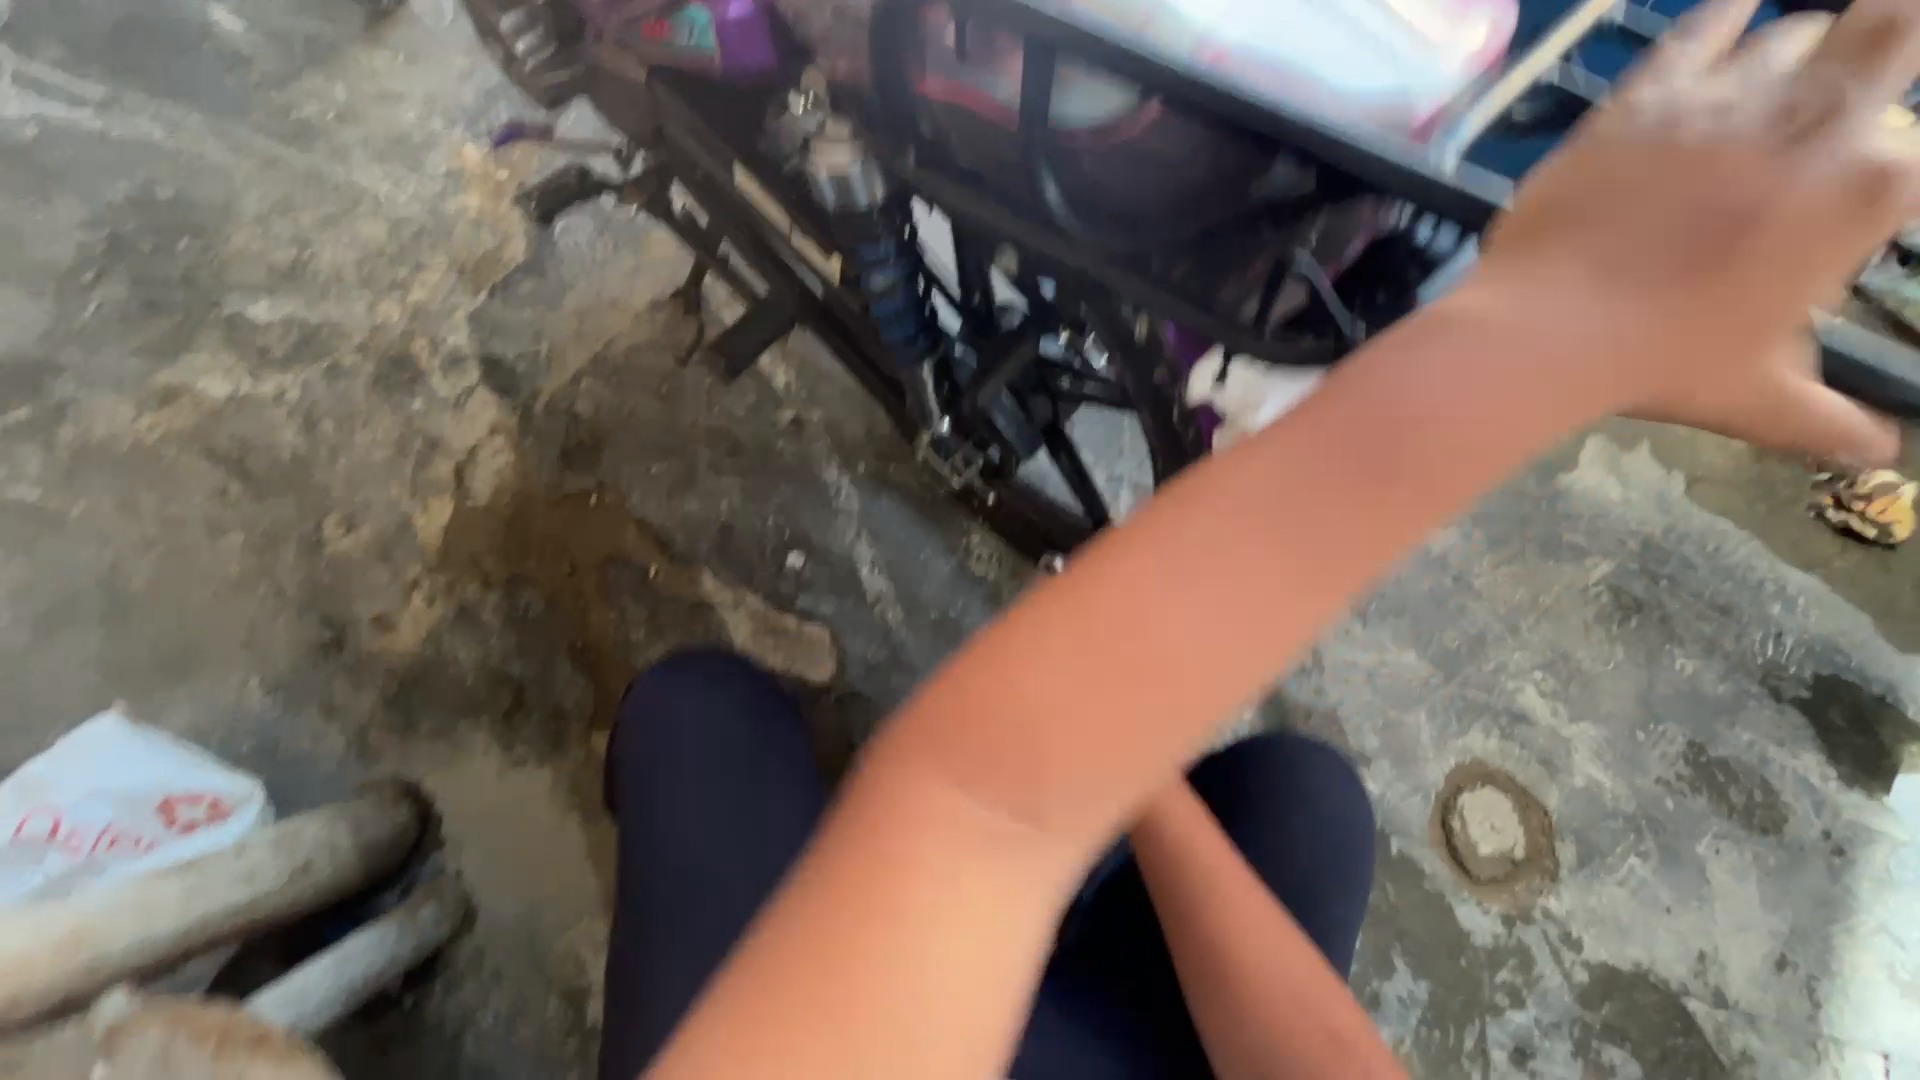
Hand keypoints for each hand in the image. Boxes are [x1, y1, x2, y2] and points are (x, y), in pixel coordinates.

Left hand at [1475, 0, 1918, 465]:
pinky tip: (1726, 13)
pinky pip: (1694, 34)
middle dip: (1886, 40)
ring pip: (1791, 34)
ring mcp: (1723, 104)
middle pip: (1890, 34)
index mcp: (1869, 190)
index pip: (1912, 147)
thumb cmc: (1657, 364)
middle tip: (1857, 68)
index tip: (1857, 174)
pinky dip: (1715, 21)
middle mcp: (1814, 124)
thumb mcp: (1753, 398)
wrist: (1545, 332)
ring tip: (1784, 64)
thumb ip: (1821, 417)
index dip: (1884, 159)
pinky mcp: (1641, 101)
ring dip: (1793, 47)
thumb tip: (1876, 457)